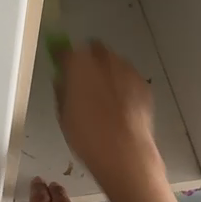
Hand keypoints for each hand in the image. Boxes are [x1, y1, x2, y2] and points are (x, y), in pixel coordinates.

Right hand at [54, 40, 161, 196]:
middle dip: (87, 58)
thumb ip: (62, 91)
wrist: (125, 152)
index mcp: (79, 64)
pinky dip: (123, 83)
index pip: (65, 51)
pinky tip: (121, 103)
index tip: (58, 61)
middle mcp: (104, 60)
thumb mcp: (64, 115)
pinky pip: (128, 76)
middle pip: (93, 49)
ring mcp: (127, 69)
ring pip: (113, 60)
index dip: (60, 55)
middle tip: (83, 77)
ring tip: (104, 93)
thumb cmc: (88, 136)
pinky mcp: (143, 83)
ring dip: (107, 70)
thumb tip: (63, 81)